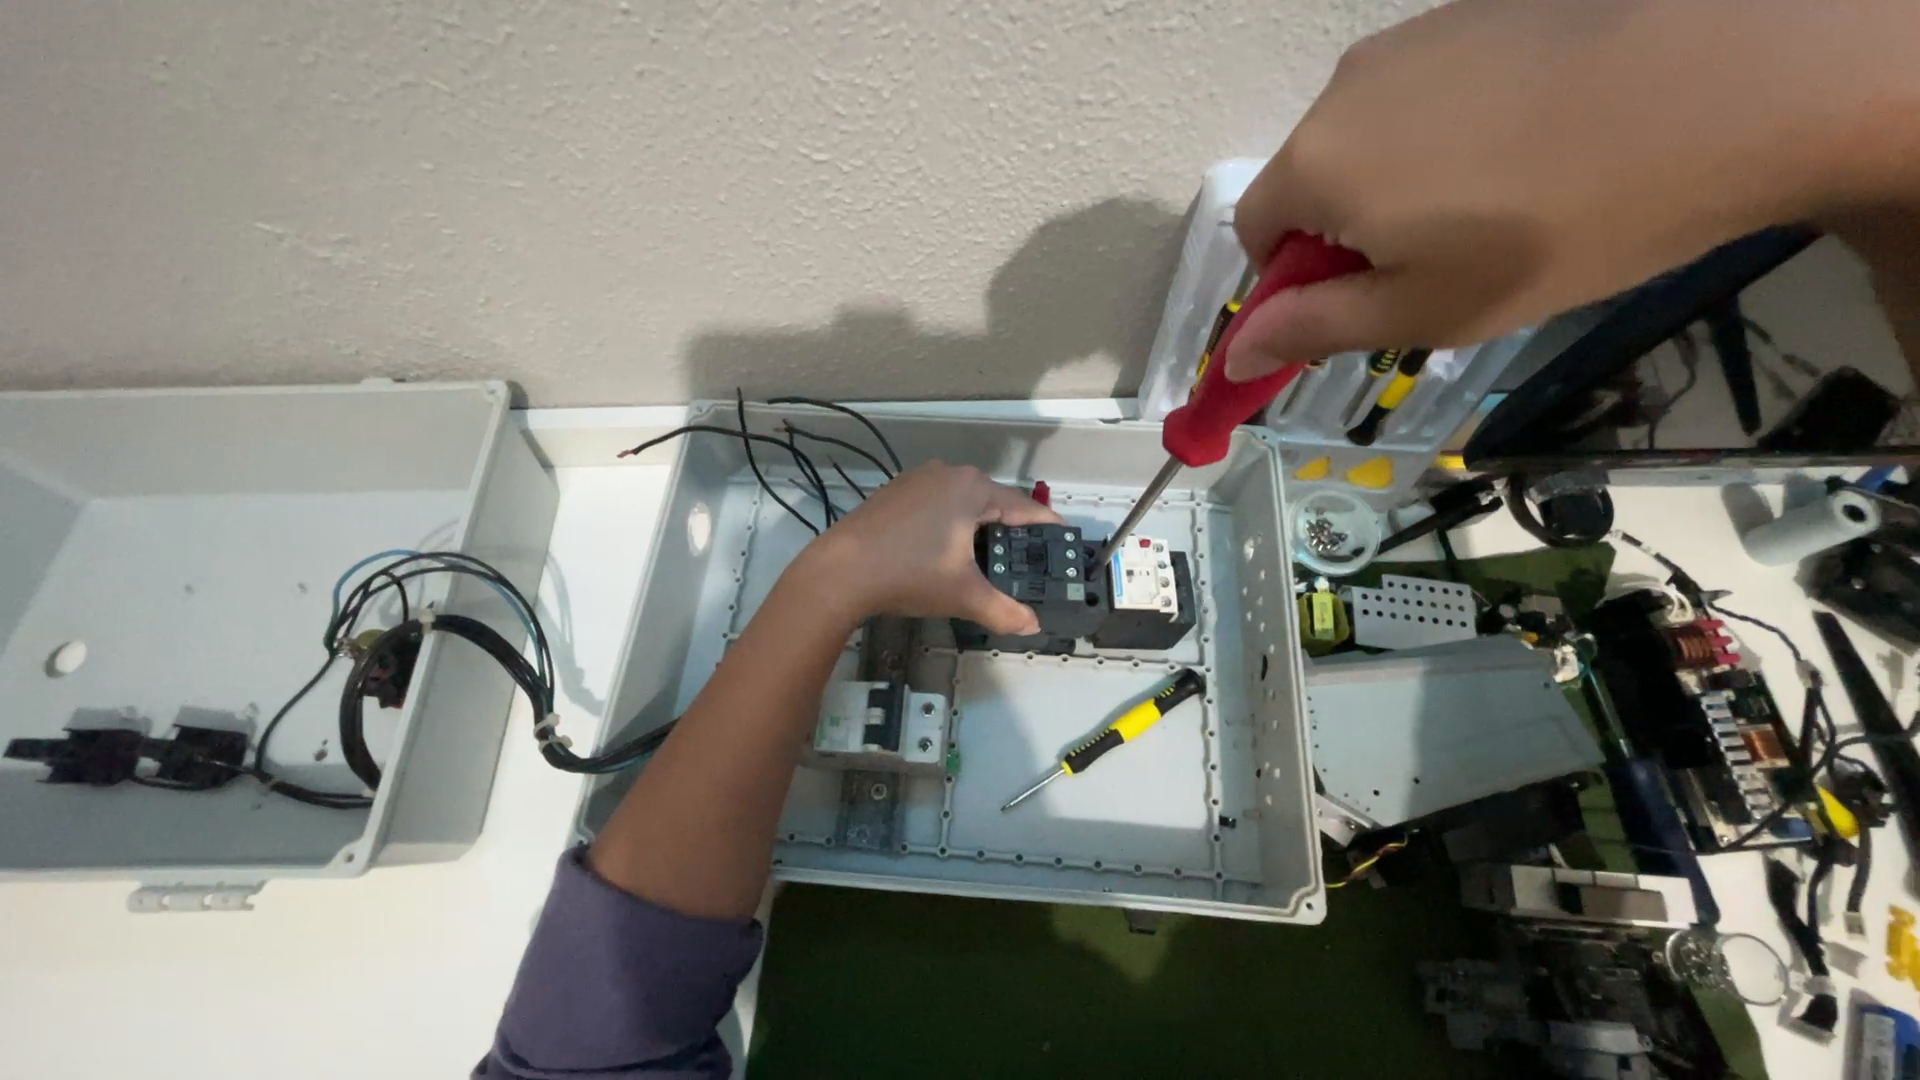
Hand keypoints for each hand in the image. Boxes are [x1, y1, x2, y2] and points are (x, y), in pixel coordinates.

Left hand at [798, 463, 1062, 634]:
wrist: (841, 571)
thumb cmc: (910, 575)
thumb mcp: (963, 595)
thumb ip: (1004, 610)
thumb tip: (1032, 626)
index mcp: (973, 489)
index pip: (1023, 507)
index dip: (1045, 525)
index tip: (1062, 538)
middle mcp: (949, 473)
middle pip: (993, 500)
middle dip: (1011, 527)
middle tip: (1025, 557)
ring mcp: (918, 478)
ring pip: (963, 499)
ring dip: (978, 523)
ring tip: (988, 555)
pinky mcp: (895, 491)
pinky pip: (937, 501)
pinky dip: (950, 520)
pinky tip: (946, 546)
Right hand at [1226, 0, 1917, 379]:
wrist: (1738, 85)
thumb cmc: (1555, 231)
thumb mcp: (1420, 311)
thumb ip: (1311, 331)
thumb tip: (1232, 357)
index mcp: (1315, 166)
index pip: (1253, 235)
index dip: (1291, 281)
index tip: (1361, 299)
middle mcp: (1342, 91)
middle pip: (1306, 181)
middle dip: (1343, 231)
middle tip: (1433, 260)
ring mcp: (1409, 41)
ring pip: (1363, 136)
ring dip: (1393, 179)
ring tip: (1489, 198)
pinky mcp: (1473, 11)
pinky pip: (1421, 91)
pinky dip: (1443, 129)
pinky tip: (1522, 142)